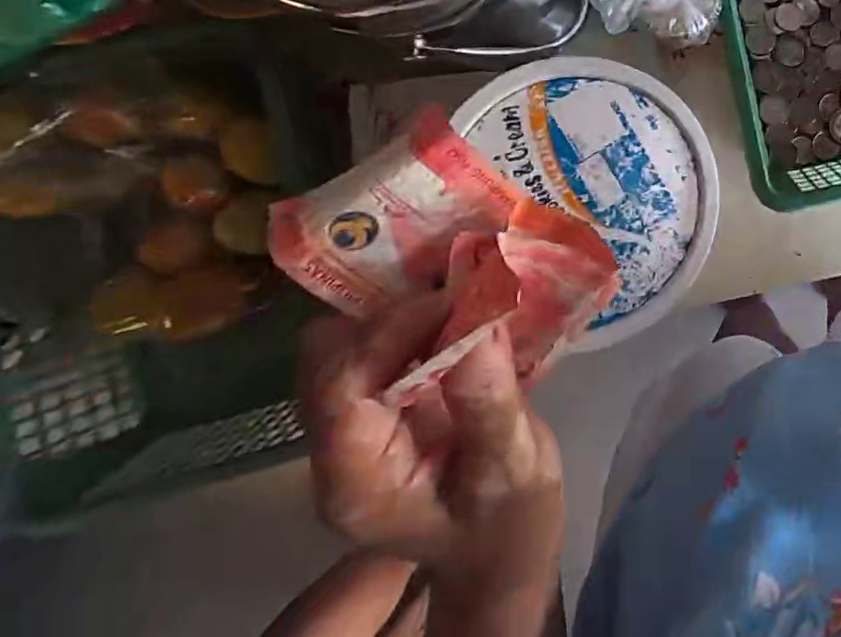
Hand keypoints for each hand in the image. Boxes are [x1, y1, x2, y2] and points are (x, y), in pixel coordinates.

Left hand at [299, 294, 564, 602]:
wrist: (502, 544)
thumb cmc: (509, 518)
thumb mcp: (511, 467)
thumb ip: (489, 403)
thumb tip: (477, 325)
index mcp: (356, 480)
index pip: (342, 387)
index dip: (389, 331)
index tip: (454, 300)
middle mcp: (335, 451)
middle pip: (329, 358)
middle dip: (391, 316)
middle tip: (460, 296)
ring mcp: (351, 427)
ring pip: (346, 344)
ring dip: (400, 313)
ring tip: (461, 300)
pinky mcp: (376, 406)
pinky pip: (374, 347)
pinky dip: (412, 323)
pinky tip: (456, 317)